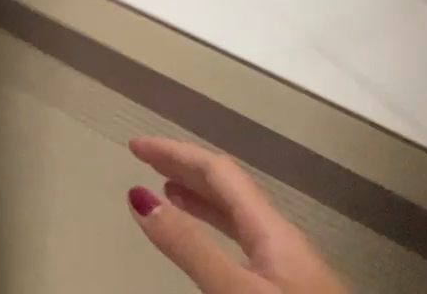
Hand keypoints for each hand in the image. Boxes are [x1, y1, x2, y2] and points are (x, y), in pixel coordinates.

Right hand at [127, 137, 347, 293]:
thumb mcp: (236, 293)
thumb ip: (189, 247)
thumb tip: (138, 196)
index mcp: (275, 234)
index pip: (220, 172)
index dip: (174, 152)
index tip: (133, 146)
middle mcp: (286, 245)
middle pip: (232, 189)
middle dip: (185, 168)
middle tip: (142, 159)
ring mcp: (294, 273)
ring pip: (240, 217)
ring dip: (200, 197)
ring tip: (166, 193)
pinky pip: (246, 244)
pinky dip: (215, 229)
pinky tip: (208, 247)